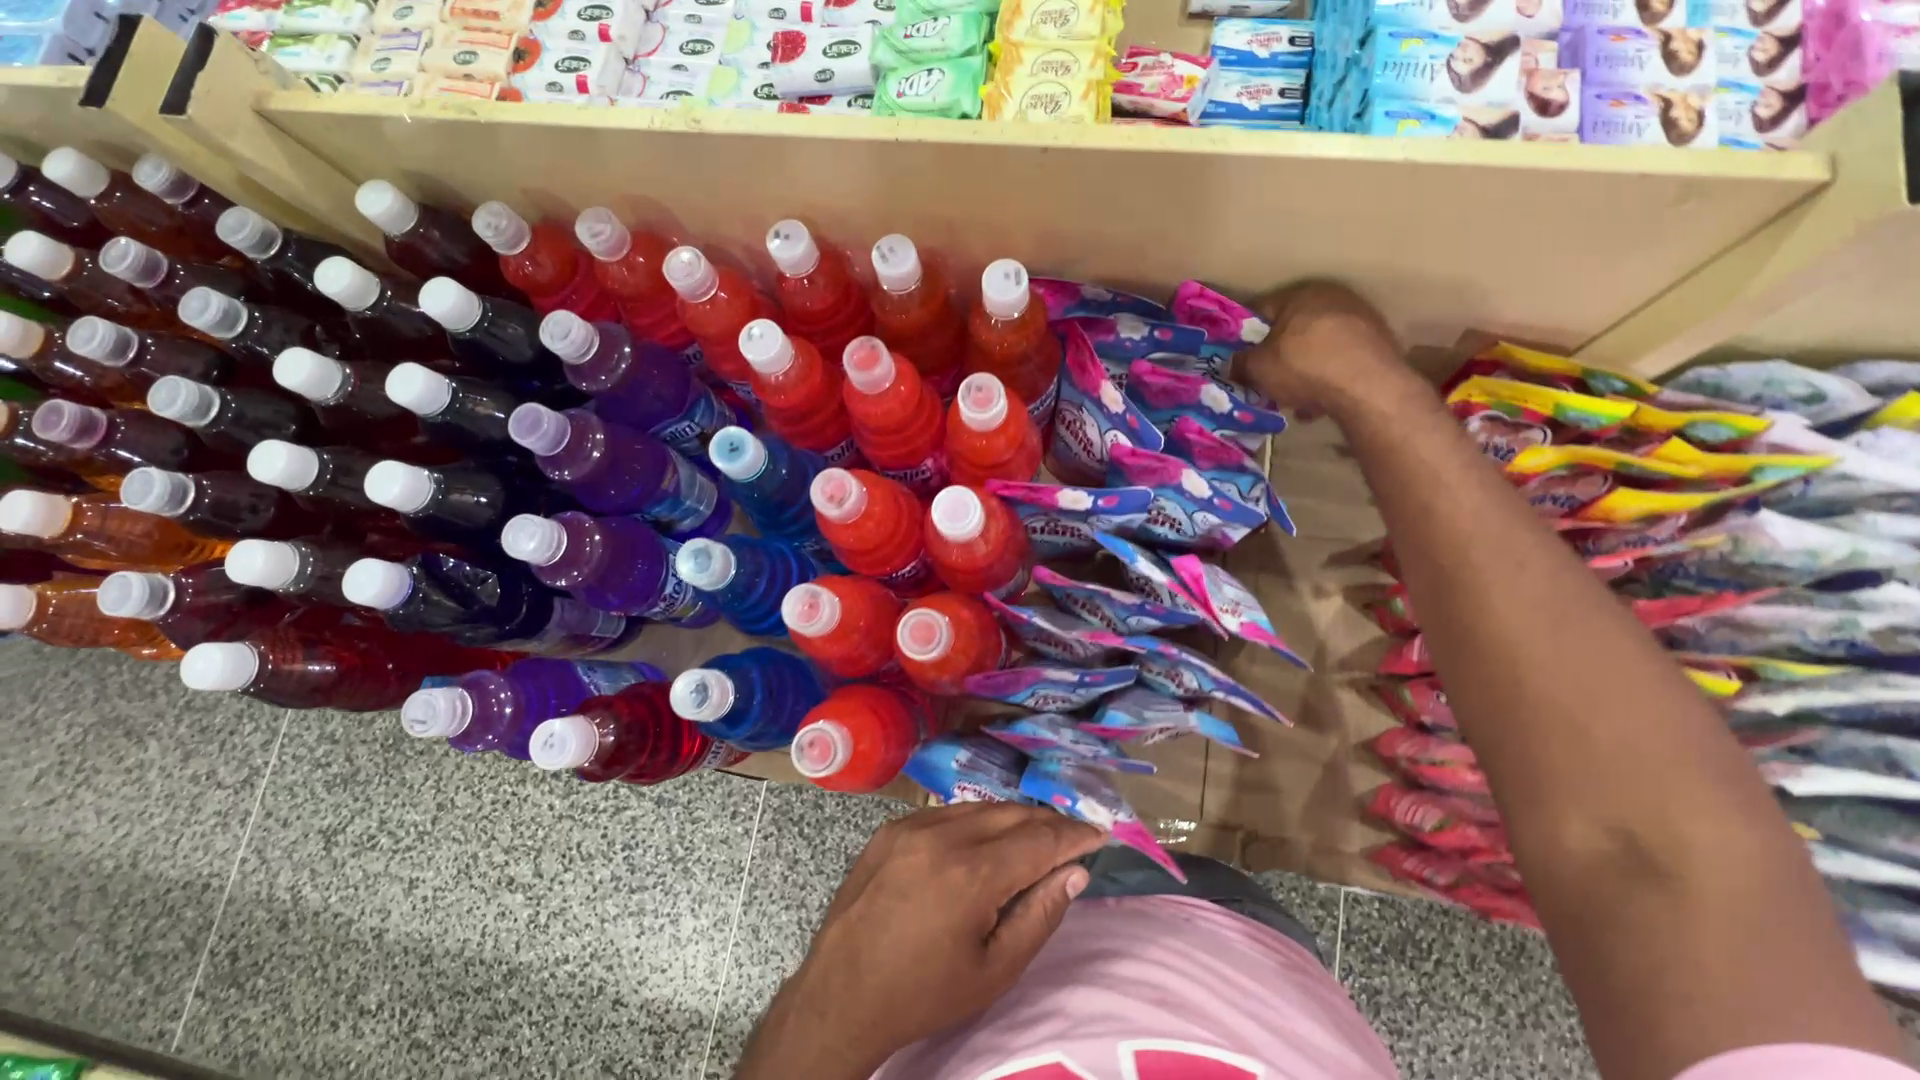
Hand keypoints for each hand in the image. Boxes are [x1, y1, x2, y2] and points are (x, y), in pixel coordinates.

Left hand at [733, 804, 1105, 1079]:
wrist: (840, 996)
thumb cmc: (923, 993)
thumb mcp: (994, 970)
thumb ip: (1040, 915)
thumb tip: (1075, 872)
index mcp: (970, 875)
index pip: (1040, 839)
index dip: (1075, 836)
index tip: (1100, 836)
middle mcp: (940, 837)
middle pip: (1012, 814)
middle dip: (1048, 823)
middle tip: (1072, 840)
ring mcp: (909, 827)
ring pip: (979, 807)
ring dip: (1013, 819)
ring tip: (1034, 840)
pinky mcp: (889, 830)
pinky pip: (946, 813)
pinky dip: (976, 821)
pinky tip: (985, 841)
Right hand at [1234, 280, 1410, 419]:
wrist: (1368, 387)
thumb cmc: (1304, 366)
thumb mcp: (1258, 368)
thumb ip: (1240, 363)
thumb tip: (1234, 365)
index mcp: (1300, 294)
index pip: (1261, 310)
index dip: (1246, 337)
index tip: (1241, 360)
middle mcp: (1333, 298)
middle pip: (1294, 330)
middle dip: (1279, 357)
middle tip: (1268, 382)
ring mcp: (1361, 319)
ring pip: (1319, 348)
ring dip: (1305, 371)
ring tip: (1296, 400)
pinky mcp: (1380, 343)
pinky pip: (1342, 361)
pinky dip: (1329, 379)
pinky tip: (1321, 404)